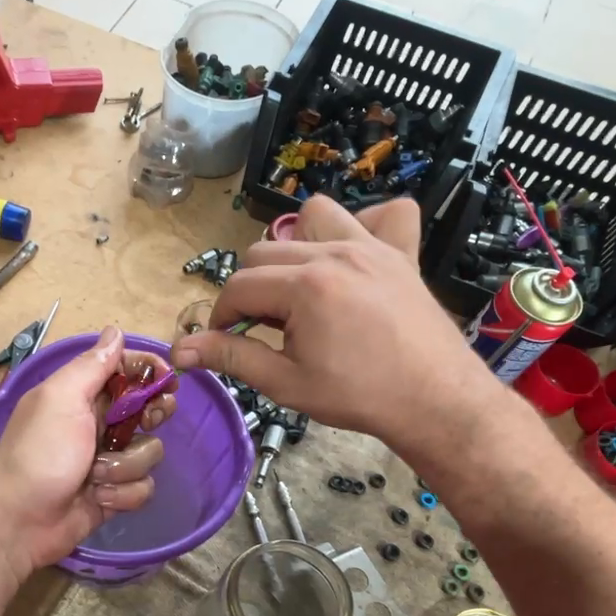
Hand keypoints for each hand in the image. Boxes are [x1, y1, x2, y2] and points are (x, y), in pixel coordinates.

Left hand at [0, 327, 176, 574]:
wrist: (19, 521)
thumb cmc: (39, 453)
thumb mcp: (61, 399)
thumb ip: (92, 366)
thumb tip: (116, 330)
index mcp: (80, 394)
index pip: (126, 370)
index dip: (150, 371)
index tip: (168, 378)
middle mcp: (97, 424)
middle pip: (148, 409)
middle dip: (151, 417)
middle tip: (144, 422)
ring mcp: (107, 461)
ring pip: (150, 452)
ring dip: (125, 465)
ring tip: (96, 476)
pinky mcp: (114, 494)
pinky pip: (143, 487)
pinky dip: (123, 494)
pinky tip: (100, 499)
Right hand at [169, 195, 505, 459]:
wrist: (434, 401)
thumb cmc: (358, 397)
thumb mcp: (285, 383)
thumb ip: (232, 356)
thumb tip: (181, 350)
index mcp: (304, 287)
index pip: (238, 286)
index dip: (222, 317)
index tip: (226, 341)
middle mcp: (335, 253)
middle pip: (264, 252)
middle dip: (252, 290)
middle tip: (264, 329)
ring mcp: (372, 246)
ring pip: (313, 216)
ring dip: (296, 246)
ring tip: (301, 287)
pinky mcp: (401, 252)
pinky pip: (383, 213)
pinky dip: (363, 226)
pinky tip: (352, 259)